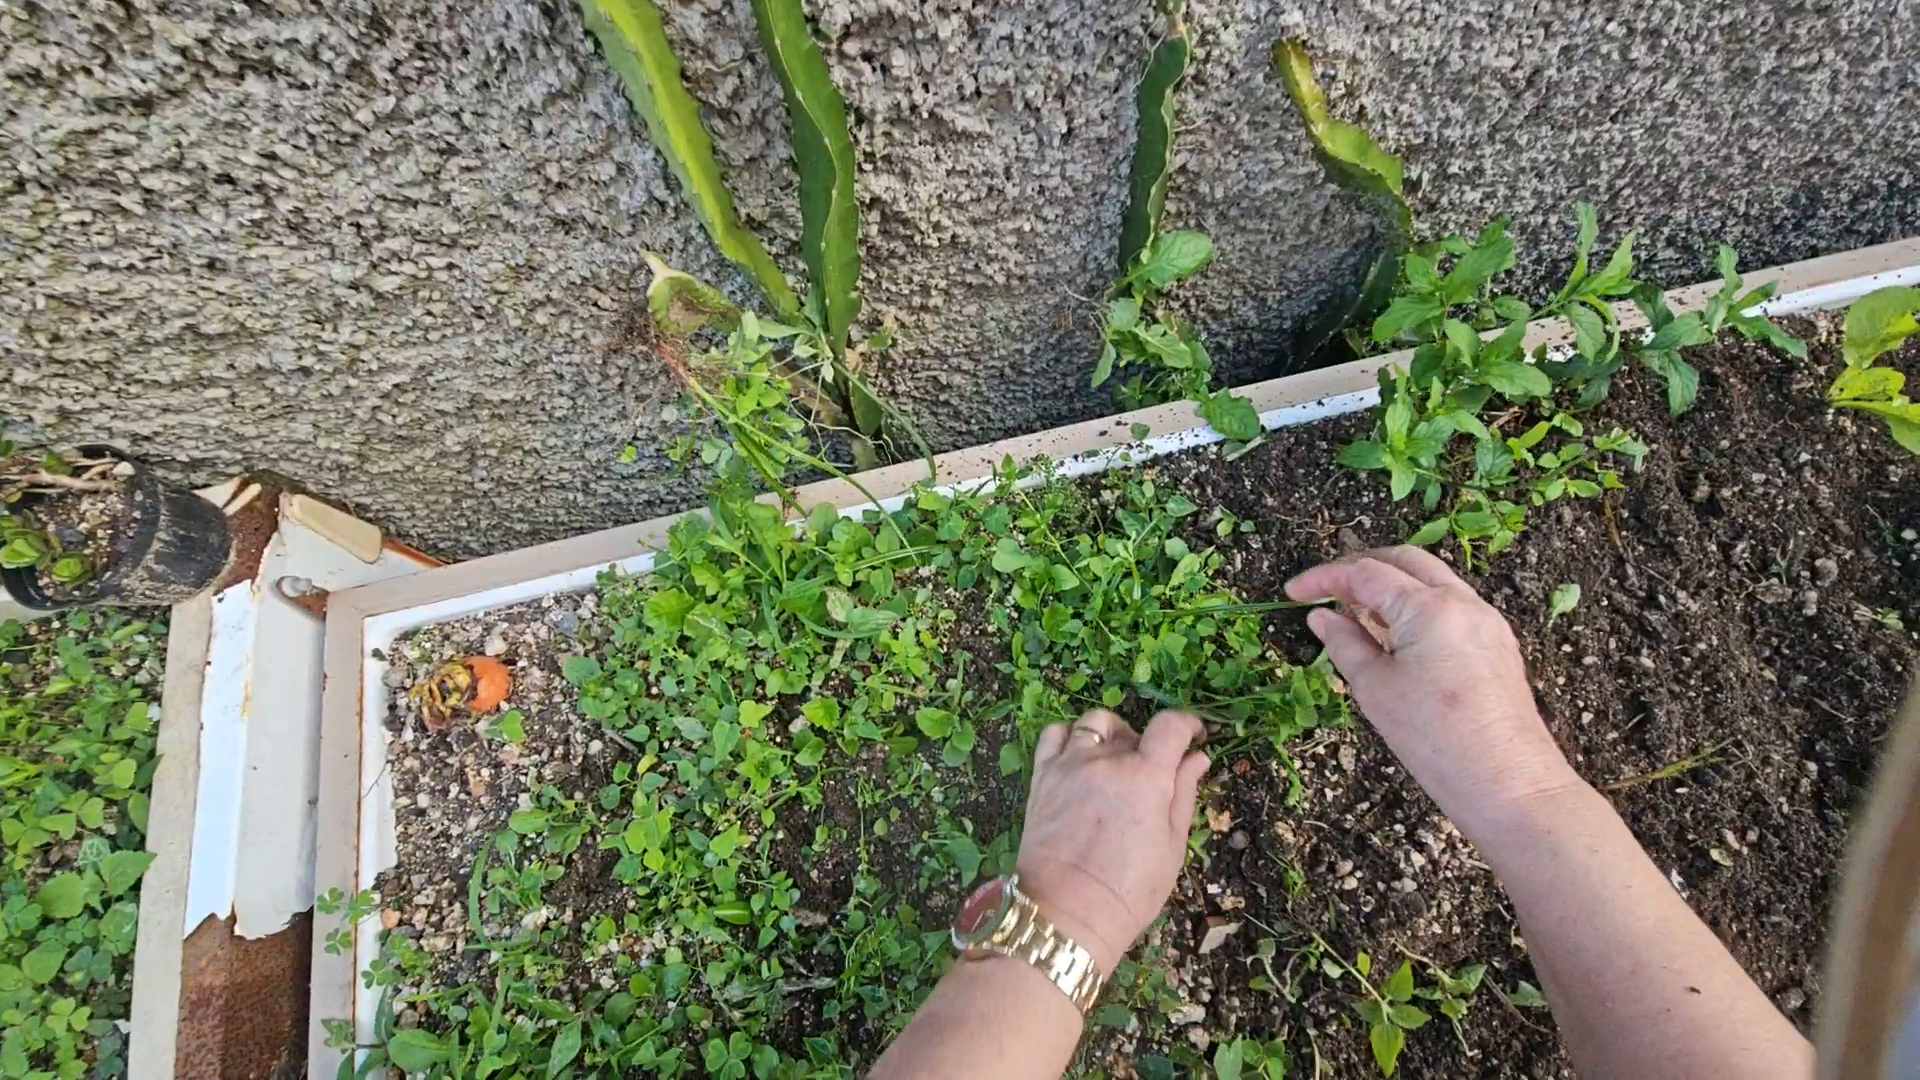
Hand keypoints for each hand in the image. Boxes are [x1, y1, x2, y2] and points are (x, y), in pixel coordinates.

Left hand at [1014, 710, 1209, 972]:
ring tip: (1114, 762)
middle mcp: (1106, 759)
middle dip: (1147, 745)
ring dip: (1110, 735)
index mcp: (1145, 776)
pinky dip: (1070, 737)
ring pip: (1094, 723)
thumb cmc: (1129, 891)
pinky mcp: (1042, 773)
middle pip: (1132, 730)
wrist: (1066, 912)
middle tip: (1150, 776)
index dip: (1187, 724)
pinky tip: (1079, 758)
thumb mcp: (1171, 846)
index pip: (1170, 726)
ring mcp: (1069, 763)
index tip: (1194, 735)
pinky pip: (1054, 734)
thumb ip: (1183, 793)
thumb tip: (1197, 757)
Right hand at [1284, 546, 1581, 838]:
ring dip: (1386, 585)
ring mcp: (1485, 620)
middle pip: (1403, 561)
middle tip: (1323, 591)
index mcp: (1429, 609)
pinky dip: (1411, 604)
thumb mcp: (1373, 688)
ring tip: (1351, 614)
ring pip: (1428, 579)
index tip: (1292, 592)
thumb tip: (1321, 616)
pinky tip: (1390, 634)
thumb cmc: (1433, 738)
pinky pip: (1447, 603)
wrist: (1509, 785)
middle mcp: (1463, 602)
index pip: (1365, 574)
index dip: (1323, 578)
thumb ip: (1343, 642)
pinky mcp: (1495, 642)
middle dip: (1358, 568)